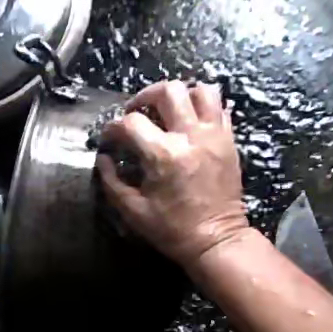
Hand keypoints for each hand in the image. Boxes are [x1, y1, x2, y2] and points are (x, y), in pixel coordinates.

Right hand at [97, 80, 253, 270]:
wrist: (217, 240)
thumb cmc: (172, 229)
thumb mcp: (132, 211)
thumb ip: (112, 182)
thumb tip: (103, 159)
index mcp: (163, 154)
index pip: (131, 122)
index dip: (113, 127)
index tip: (109, 138)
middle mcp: (190, 136)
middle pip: (168, 91)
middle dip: (145, 97)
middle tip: (136, 112)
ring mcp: (214, 135)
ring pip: (200, 90)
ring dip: (179, 95)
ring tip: (166, 110)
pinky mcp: (229, 140)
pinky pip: (219, 107)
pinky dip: (202, 107)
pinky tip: (188, 122)